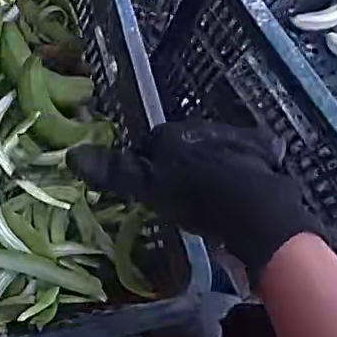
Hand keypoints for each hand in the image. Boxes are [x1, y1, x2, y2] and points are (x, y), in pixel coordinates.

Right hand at [71, 120, 318, 281]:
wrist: (254, 209)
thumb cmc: (195, 196)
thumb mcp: (147, 188)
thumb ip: (113, 171)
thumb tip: (71, 154)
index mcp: (172, 133)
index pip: (150, 143)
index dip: (146, 166)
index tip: (147, 190)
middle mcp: (202, 127)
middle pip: (184, 145)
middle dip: (181, 163)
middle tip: (179, 194)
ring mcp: (236, 138)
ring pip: (217, 148)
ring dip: (213, 164)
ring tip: (211, 195)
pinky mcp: (265, 152)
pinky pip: (253, 155)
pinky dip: (248, 167)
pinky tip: (246, 186)